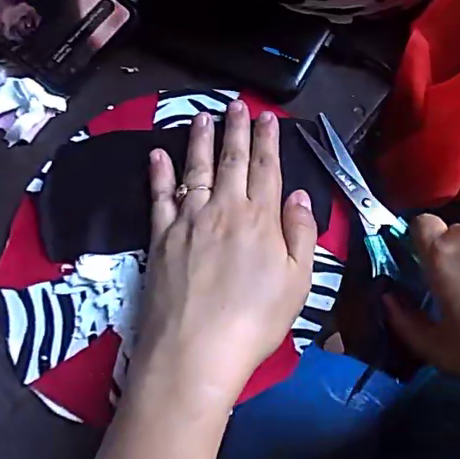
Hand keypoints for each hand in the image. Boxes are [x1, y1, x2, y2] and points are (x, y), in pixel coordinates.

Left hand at [137, 100, 318, 404]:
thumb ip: (301, 233)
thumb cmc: (256, 320)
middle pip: (232, 161)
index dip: (268, 140)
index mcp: (262, 219)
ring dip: (200, 141)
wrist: (195, 353)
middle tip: (236, 105)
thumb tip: (298, 195)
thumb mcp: (298, 281)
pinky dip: (159, 174)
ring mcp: (189, 222)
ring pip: (196, 170)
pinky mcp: (160, 239)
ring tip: (202, 116)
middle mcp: (225, 210)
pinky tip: (158, 155)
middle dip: (236, 130)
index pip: (267, 168)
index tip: (267, 117)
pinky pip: (160, 197)